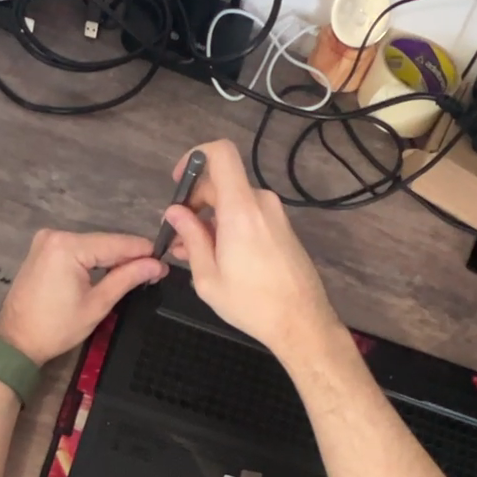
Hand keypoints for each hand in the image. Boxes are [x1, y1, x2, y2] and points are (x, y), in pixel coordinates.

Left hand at [0, 230, 168, 363]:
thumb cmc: (57, 328)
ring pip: (91, 246)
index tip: (165, 260)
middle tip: (155, 270)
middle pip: (103, 242)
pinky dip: (94, 260)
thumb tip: (156, 265)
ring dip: (112, 258)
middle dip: (128, 256)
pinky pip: (77, 251)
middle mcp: (56, 235)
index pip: (115, 243)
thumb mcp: (98, 304)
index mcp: (68, 247)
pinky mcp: (42, 250)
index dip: (142, 251)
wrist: (16, 341)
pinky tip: (111, 271)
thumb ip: (127, 279)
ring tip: (138, 272)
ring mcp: (46, 241)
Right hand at [158, 140, 341, 360]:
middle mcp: (261, 203)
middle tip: (178, 235)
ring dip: (211, 220)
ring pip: (234, 203)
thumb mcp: (208, 277)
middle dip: (196, 202)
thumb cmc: (251, 304)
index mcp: (240, 209)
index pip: (220, 154)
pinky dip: (229, 228)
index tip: (179, 182)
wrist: (301, 322)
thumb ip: (191, 238)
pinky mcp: (282, 229)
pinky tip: (218, 257)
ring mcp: (275, 215)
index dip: (194, 158)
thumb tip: (175, 213)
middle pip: (222, 182)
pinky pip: (249, 217)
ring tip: (194, 253)